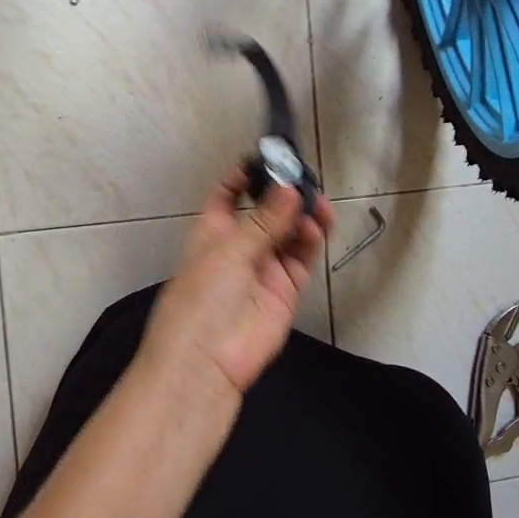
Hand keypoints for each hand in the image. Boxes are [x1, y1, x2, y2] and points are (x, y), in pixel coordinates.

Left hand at [139, 170, 334, 394]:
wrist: (208, 361)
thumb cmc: (201, 299)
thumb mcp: (228, 251)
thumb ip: (264, 220)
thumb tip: (289, 189)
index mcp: (213, 232)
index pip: (229, 195)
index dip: (246, 175)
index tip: (269, 157)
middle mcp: (239, 246)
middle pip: (267, 211)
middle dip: (285, 194)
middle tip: (305, 178)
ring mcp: (264, 268)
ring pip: (290, 232)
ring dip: (303, 215)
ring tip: (317, 202)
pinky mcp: (286, 289)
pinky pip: (302, 257)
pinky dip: (310, 240)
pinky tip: (314, 226)